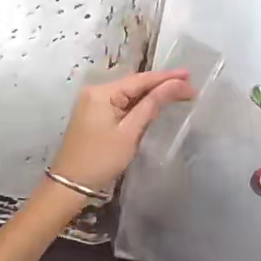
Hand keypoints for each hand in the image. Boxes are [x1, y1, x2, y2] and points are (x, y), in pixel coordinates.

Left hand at [47, 69, 195, 193]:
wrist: (70, 184)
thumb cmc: (100, 159)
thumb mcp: (129, 133)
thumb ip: (152, 106)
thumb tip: (175, 85)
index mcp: (101, 93)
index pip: (140, 80)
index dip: (167, 78)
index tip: (190, 77)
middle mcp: (95, 92)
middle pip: (134, 84)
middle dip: (161, 85)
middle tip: (189, 87)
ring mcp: (92, 103)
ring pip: (128, 94)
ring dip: (151, 95)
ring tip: (178, 93)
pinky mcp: (93, 115)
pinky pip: (120, 104)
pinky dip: (138, 105)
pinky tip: (155, 105)